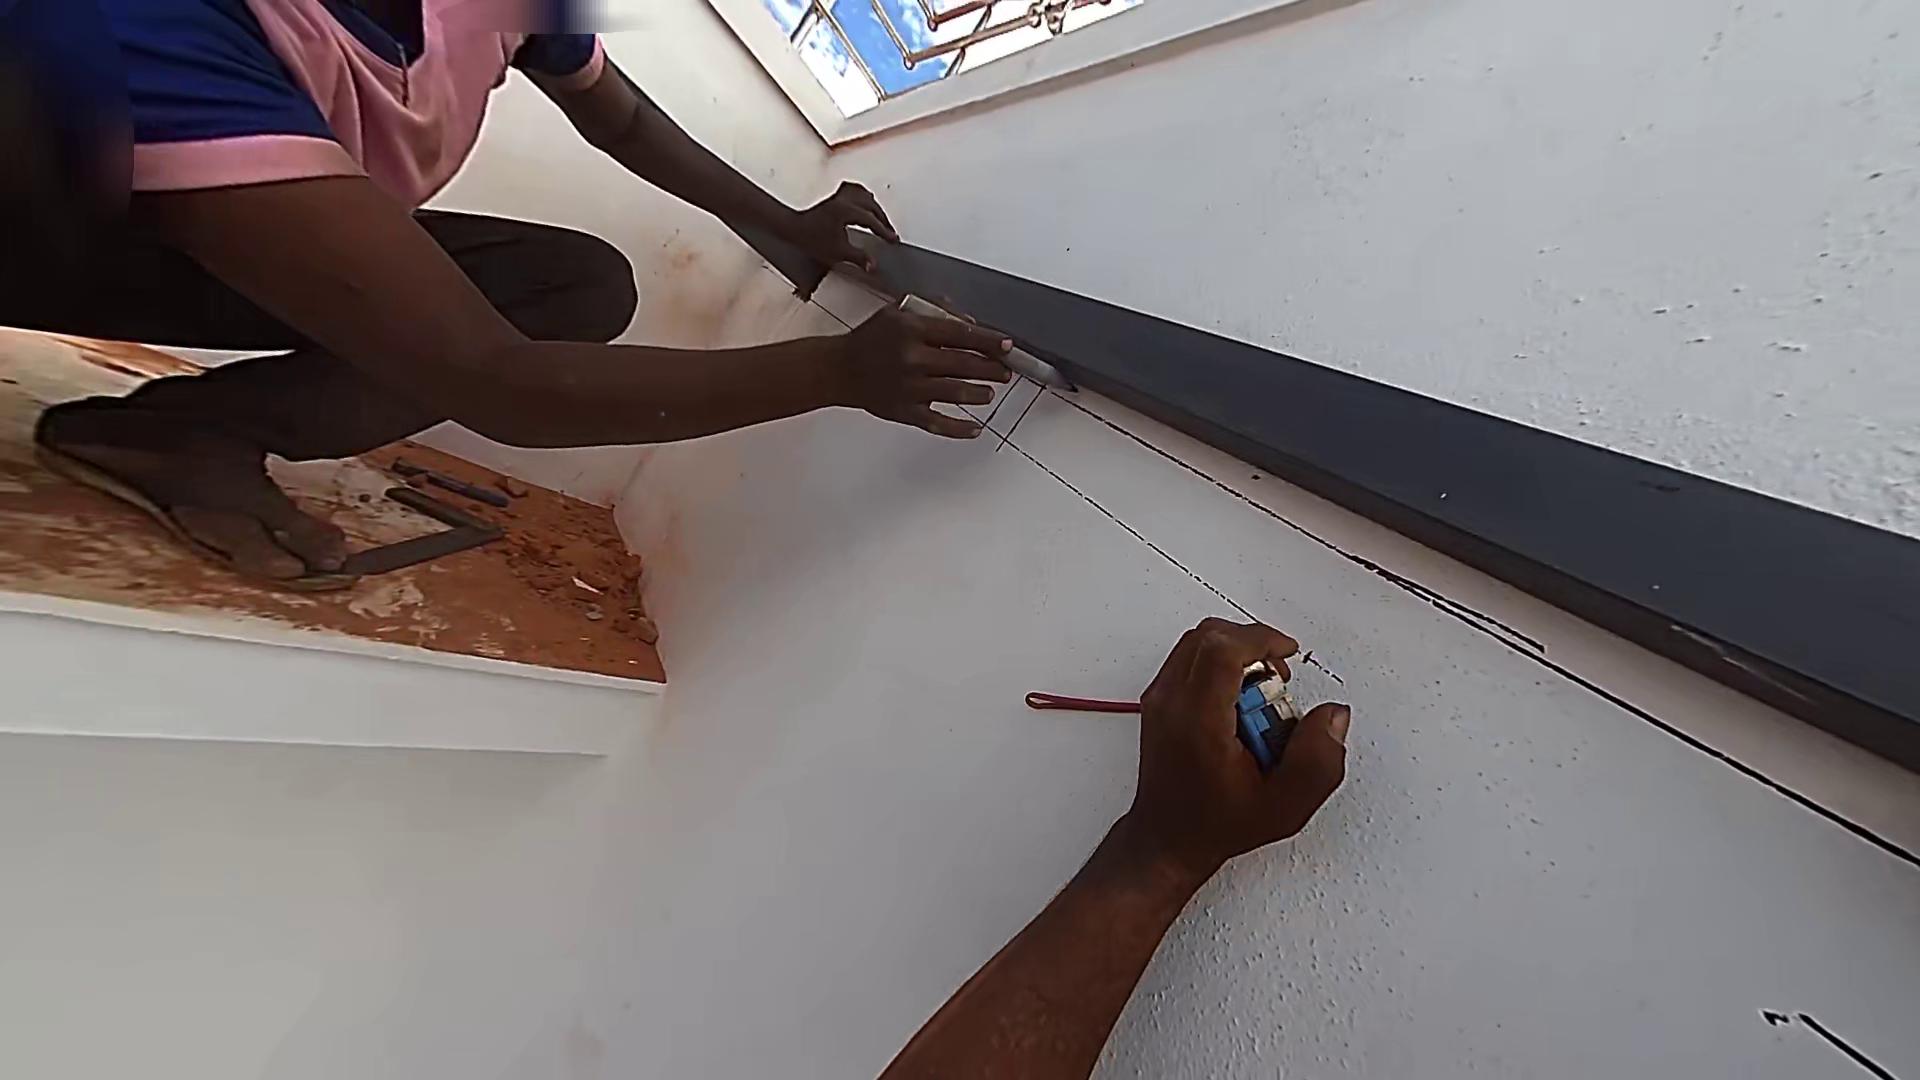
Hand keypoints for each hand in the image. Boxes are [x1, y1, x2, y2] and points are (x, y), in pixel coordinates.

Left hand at [787, 181, 898, 269]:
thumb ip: (858, 258)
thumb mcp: (838, 252)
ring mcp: (838, 197)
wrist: (794, 229)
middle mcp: (843, 199)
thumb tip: (872, 265)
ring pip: (863, 194)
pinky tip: (865, 201)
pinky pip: (853, 190)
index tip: (892, 239)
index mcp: (846, 210)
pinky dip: (862, 196)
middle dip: (882, 219)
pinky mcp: (834, 198)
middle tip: (890, 232)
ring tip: (881, 217)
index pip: (871, 220)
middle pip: (870, 205)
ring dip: (874, 206)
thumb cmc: (811, 238)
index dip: (884, 231)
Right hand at [834, 306, 1012, 438]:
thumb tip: (970, 324)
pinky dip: (960, 429)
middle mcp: (914, 359)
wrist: (838, 369)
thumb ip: (934, 312)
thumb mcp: (897, 313)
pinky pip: (939, 423)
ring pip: (957, 392)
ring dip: (980, 393)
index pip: (961, 334)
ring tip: (989, 393)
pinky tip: (975, 429)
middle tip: (1005, 371)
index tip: (1007, 346)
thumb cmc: (869, 340)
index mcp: (913, 331)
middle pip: (965, 364)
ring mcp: (911, 388)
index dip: (989, 341)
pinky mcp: (906, 411)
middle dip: (991, 369)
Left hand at [1123, 618, 1349, 880]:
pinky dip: (1216, 661)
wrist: (1167, 834)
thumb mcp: (1284, 805)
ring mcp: (1158, 697)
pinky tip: (1238, 697)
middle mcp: (1170, 701)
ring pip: (1195, 642)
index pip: (1221, 651)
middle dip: (1252, 643)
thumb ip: (1318, 759)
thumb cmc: (1214, 822)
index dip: (1260, 639)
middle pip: (1207, 637)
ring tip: (1260, 691)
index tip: (1287, 651)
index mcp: (1198, 721)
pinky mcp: (1156, 698)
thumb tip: (1333, 715)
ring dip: (1234, 650)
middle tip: (1278, 676)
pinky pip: (1187, 658)